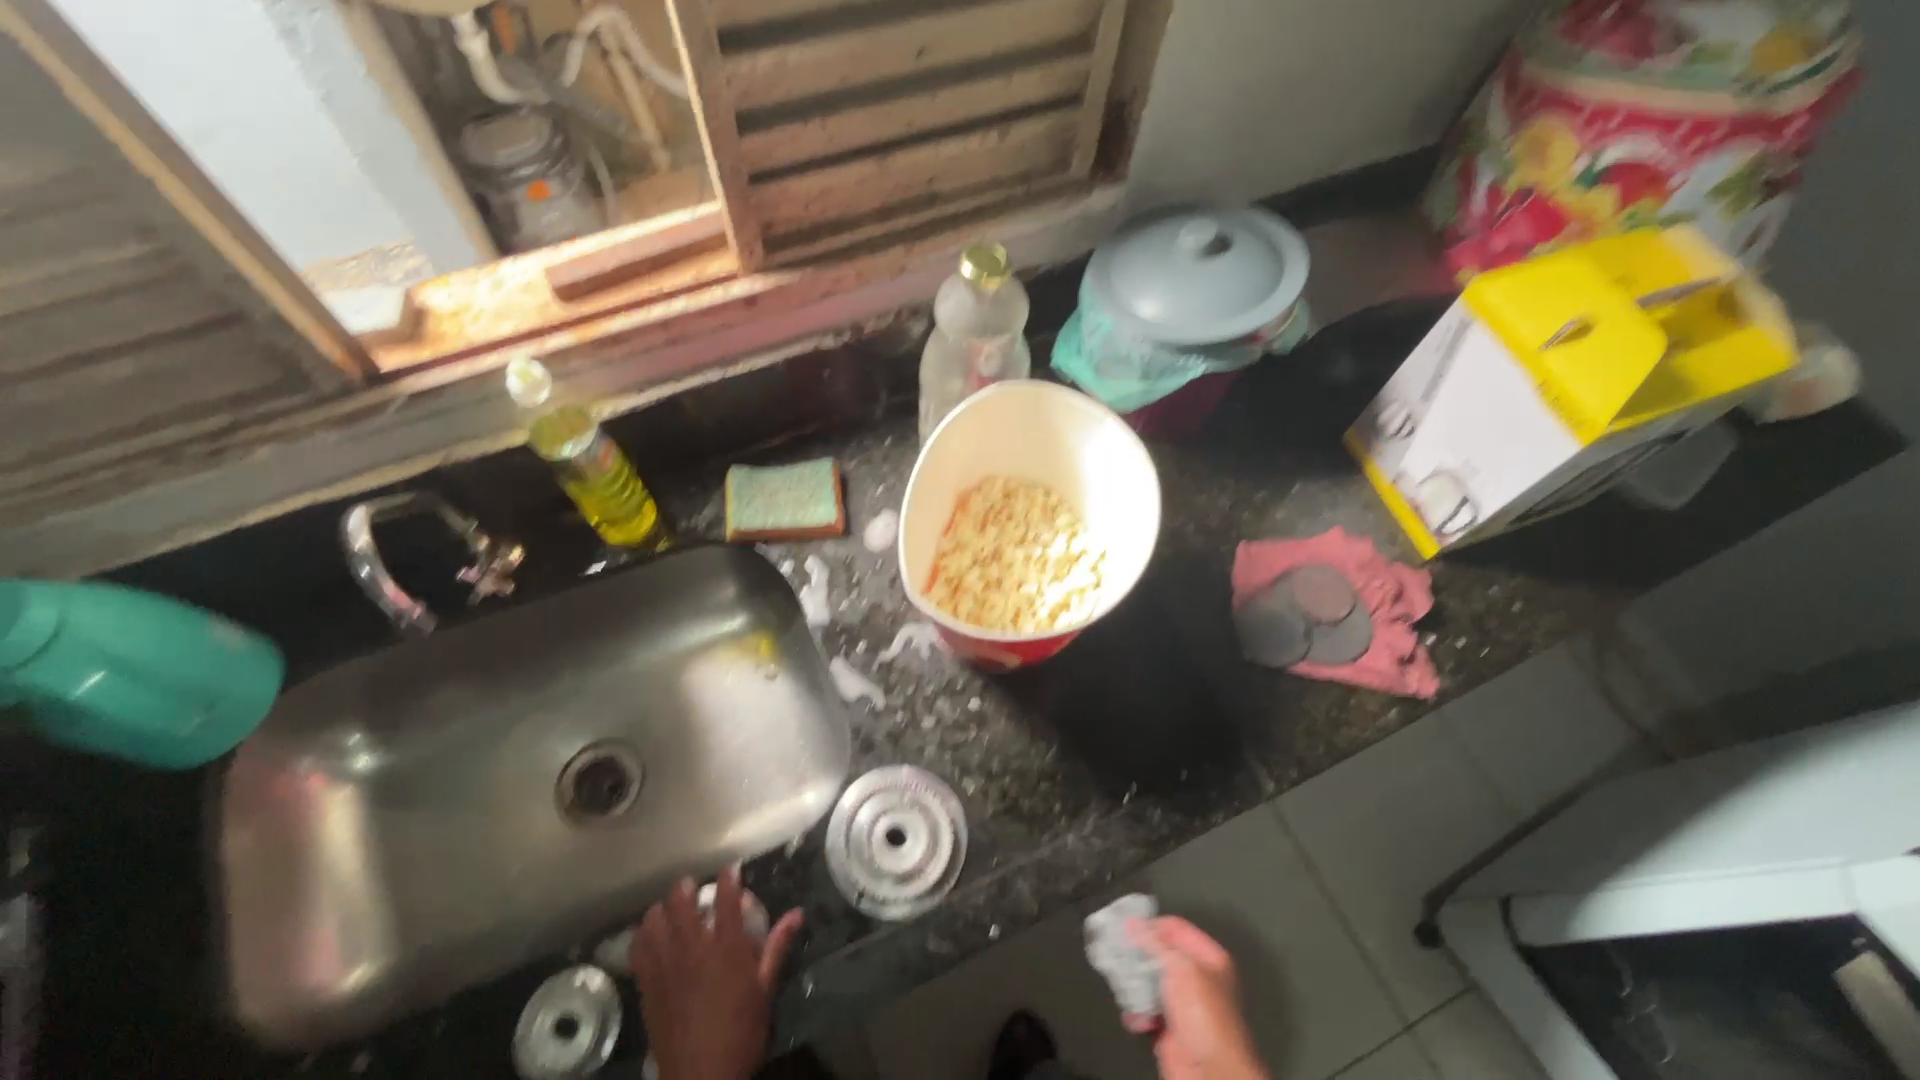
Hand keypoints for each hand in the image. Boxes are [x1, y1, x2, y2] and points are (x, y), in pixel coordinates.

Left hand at [631, 868, 804, 1079]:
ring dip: (663, 908)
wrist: (701, 1077)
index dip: (729, 878)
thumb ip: (777, 947)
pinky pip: (638, 948)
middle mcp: (693, 949)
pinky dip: (643, 935)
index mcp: (726, 949)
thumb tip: (797, 914)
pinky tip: (649, 936)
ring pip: (655, 920)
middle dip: (686, 887)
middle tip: (693, 887)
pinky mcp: (647, 984)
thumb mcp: (765, 990)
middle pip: (681, 901)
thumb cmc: (741, 1033)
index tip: (731, 868)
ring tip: (669, 909)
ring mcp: (666, 966)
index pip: (727, 899)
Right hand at [1132, 917, 1266, 1079]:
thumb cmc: (1205, 1016)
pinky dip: (1137, 1012)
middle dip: (1138, 957)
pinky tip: (1137, 1016)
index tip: (1127, 928)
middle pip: (1159, 955)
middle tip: (1118, 954)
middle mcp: (1196, 978)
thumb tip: (1134, 924)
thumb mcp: (1180, 968)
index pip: (1175, 929)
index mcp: (1208, 959)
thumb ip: (1155, 943)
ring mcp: (1182, 1003)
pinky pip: (1145, 1009)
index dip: (1152, 926)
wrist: (1208, 1069)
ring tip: (1125, 986)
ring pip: (1149, 982)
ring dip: (1134, 986)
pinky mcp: (1168, 1025)